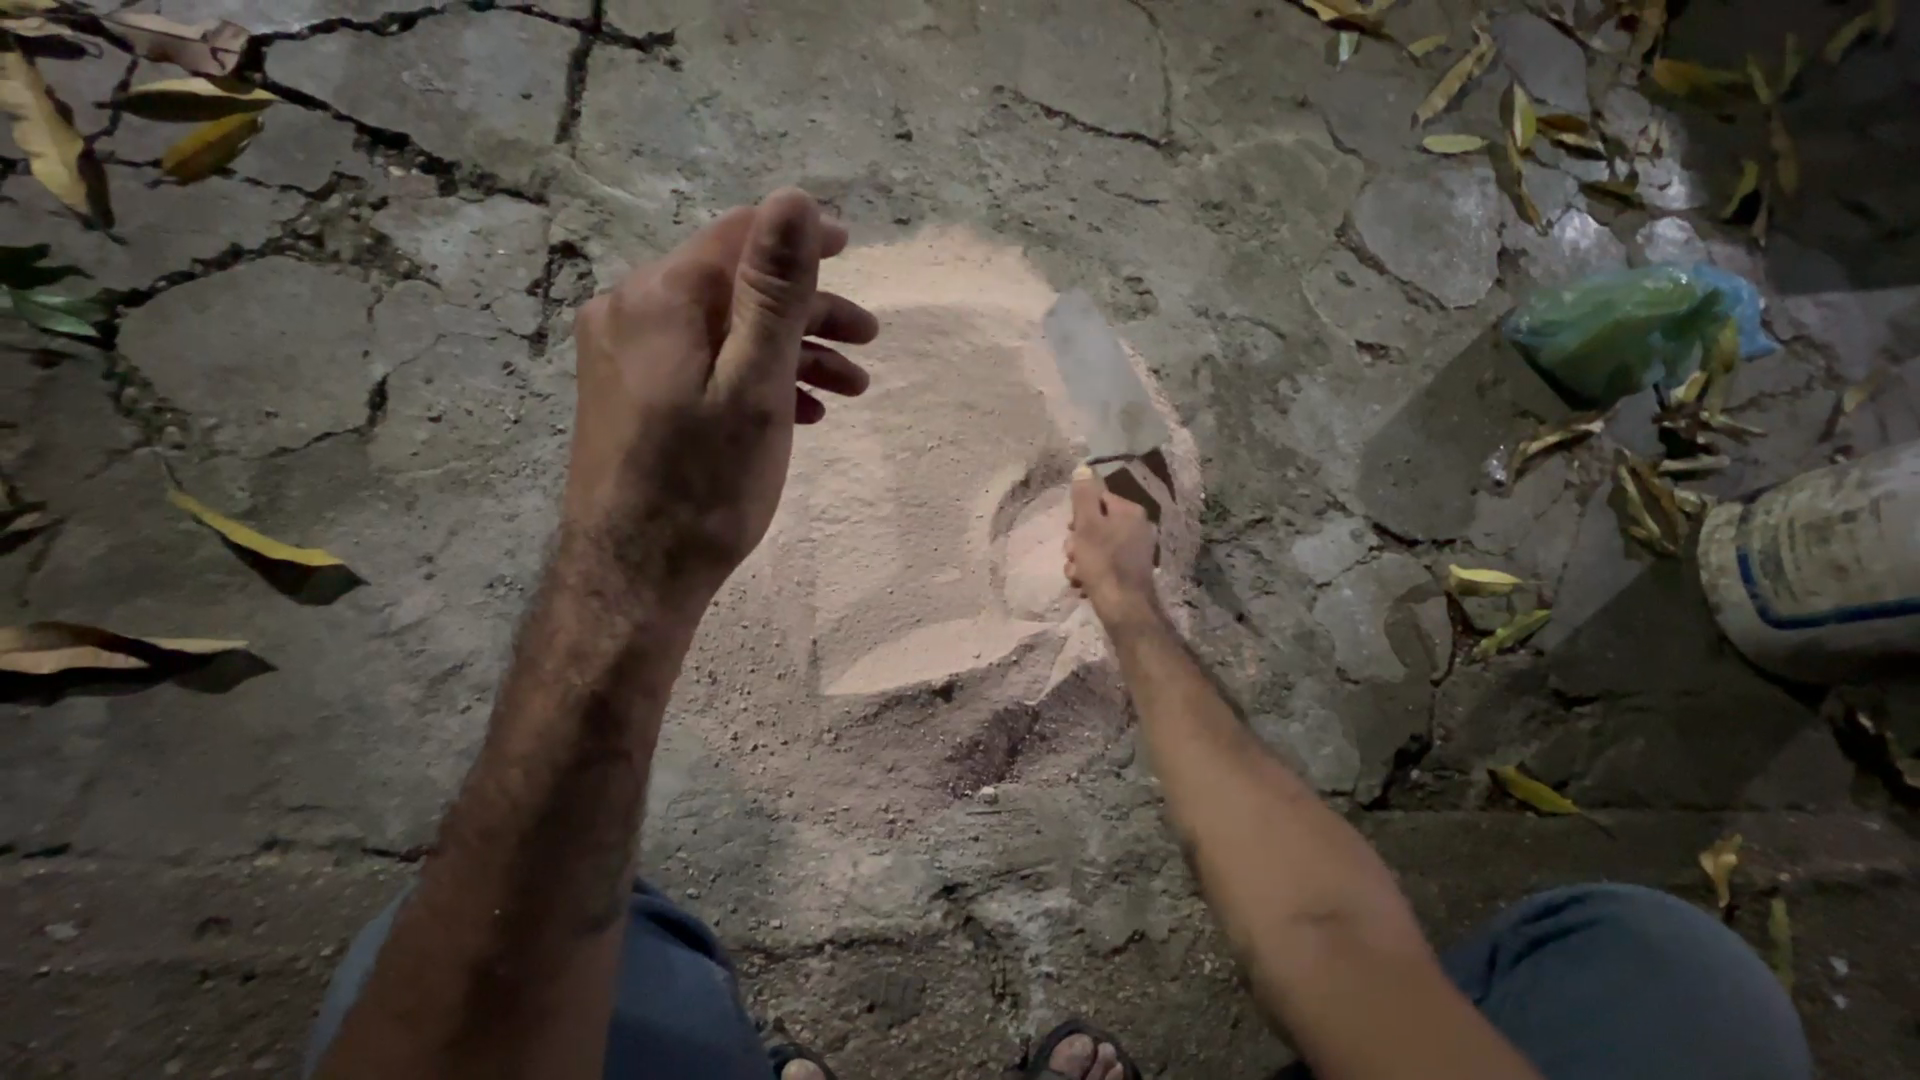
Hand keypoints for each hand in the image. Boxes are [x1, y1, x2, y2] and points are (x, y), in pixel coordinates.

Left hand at [561, 189, 878, 601]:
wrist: (633, 577)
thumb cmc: (705, 485)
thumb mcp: (755, 384)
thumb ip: (775, 291)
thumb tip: (794, 198)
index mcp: (660, 298)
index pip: (740, 236)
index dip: (803, 238)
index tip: (855, 250)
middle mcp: (630, 311)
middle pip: (735, 288)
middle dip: (808, 312)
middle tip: (868, 344)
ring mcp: (623, 355)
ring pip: (722, 331)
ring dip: (789, 352)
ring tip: (847, 391)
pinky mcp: (627, 395)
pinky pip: (701, 366)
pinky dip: (752, 379)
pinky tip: (797, 413)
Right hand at [1065, 466, 1159, 623]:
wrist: (1124, 608)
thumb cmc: (1103, 563)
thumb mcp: (1087, 526)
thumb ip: (1083, 496)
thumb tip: (1084, 468)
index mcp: (1130, 512)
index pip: (1096, 499)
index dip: (1078, 515)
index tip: (1071, 530)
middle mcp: (1137, 528)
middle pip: (1094, 524)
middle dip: (1077, 542)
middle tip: (1073, 556)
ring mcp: (1135, 552)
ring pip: (1095, 547)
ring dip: (1080, 561)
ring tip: (1077, 575)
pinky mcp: (1130, 572)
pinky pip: (1103, 565)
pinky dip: (1091, 574)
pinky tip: (1084, 585)